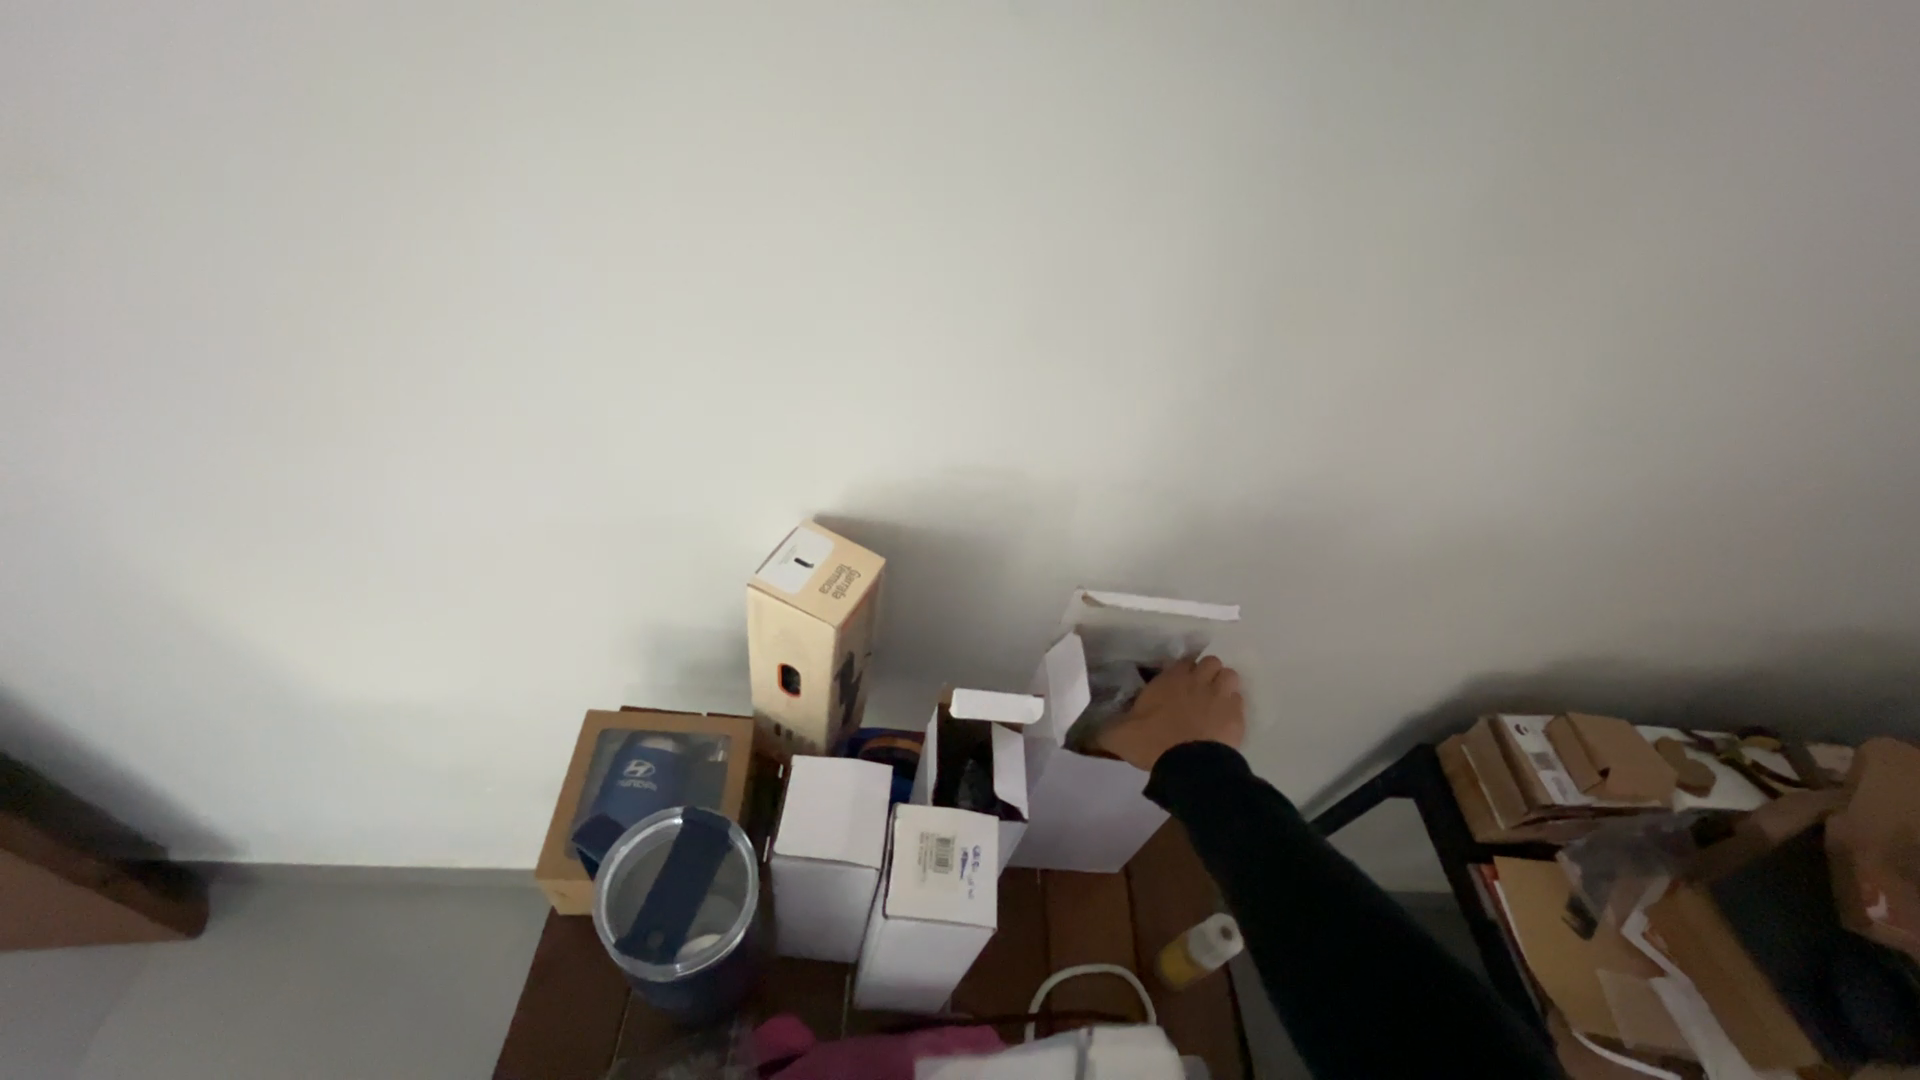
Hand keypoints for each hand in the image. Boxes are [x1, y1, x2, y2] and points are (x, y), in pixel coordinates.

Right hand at [1095, 655, 1244, 771]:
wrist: (1190, 766)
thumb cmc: (1153, 743)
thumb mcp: (1119, 737)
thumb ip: (1102, 732)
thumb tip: (1081, 737)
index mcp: (1170, 679)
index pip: (1182, 661)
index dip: (1181, 671)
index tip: (1174, 685)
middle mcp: (1197, 680)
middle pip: (1210, 662)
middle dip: (1205, 673)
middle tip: (1196, 692)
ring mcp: (1221, 696)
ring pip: (1229, 676)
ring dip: (1223, 685)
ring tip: (1215, 701)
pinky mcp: (1237, 715)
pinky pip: (1239, 701)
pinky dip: (1233, 706)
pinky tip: (1224, 720)